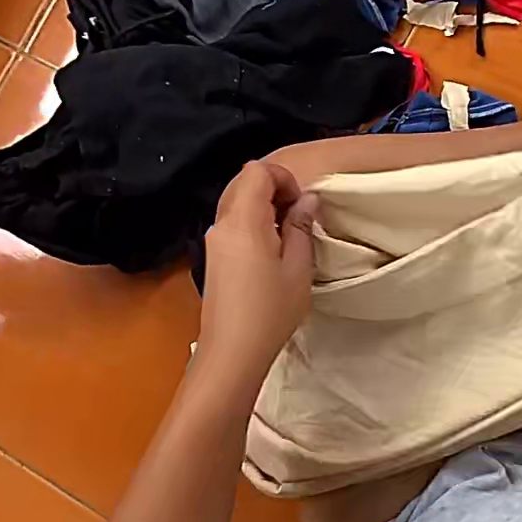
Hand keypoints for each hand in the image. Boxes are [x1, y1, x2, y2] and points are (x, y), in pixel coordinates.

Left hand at [197, 161, 318, 375]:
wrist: (233, 350)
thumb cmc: (271, 310)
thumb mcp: (298, 267)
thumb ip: (301, 227)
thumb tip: (307, 200)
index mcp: (242, 221)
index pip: (256, 172)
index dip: (284, 179)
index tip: (302, 204)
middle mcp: (221, 224)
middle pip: (244, 183)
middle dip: (275, 191)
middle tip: (299, 218)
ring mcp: (214, 241)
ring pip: (237, 203)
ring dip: (266, 208)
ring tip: (290, 236)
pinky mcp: (214, 257)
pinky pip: (234, 224)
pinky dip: (255, 224)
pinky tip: (273, 252)